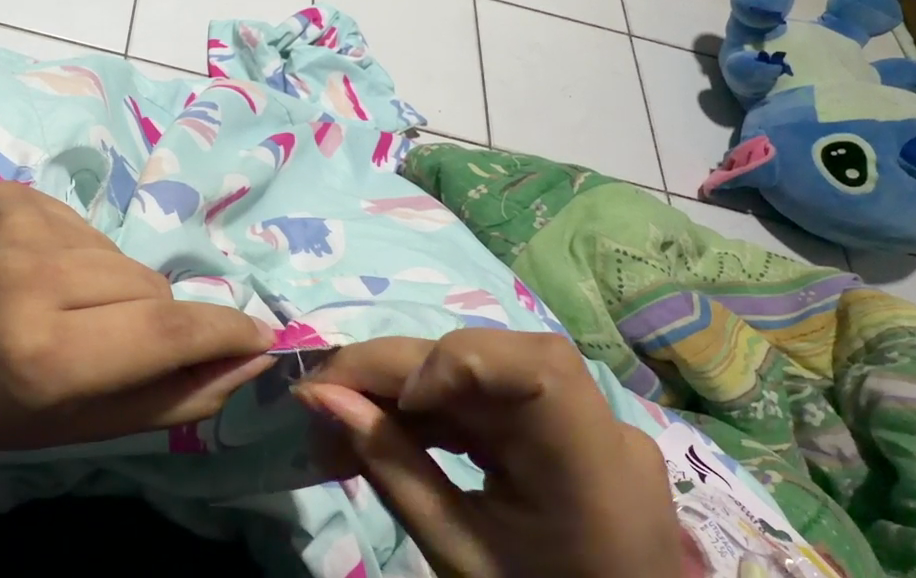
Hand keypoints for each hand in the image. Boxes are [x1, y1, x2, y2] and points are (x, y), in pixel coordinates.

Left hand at [0, 181, 276, 450]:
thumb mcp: (82, 426)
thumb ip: (174, 397)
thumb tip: (250, 357)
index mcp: (45, 352)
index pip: (166, 327)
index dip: (222, 331)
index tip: (257, 336)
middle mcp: (32, 276)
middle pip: (150, 285)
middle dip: (152, 317)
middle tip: (105, 341)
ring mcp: (18, 223)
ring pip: (122, 255)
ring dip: (114, 286)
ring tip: (64, 308)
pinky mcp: (11, 193)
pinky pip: (88, 227)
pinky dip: (82, 256)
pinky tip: (39, 276)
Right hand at [296, 330, 685, 577]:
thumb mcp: (459, 555)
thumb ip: (391, 468)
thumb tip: (319, 396)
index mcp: (590, 466)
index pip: (537, 365)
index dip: (456, 360)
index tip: (400, 403)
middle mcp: (596, 426)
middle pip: (486, 360)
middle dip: (396, 372)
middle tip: (320, 398)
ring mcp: (579, 425)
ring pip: (473, 372)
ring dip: (400, 389)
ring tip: (342, 422)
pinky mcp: (557, 432)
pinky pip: (484, 397)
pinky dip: (430, 408)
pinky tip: (387, 431)